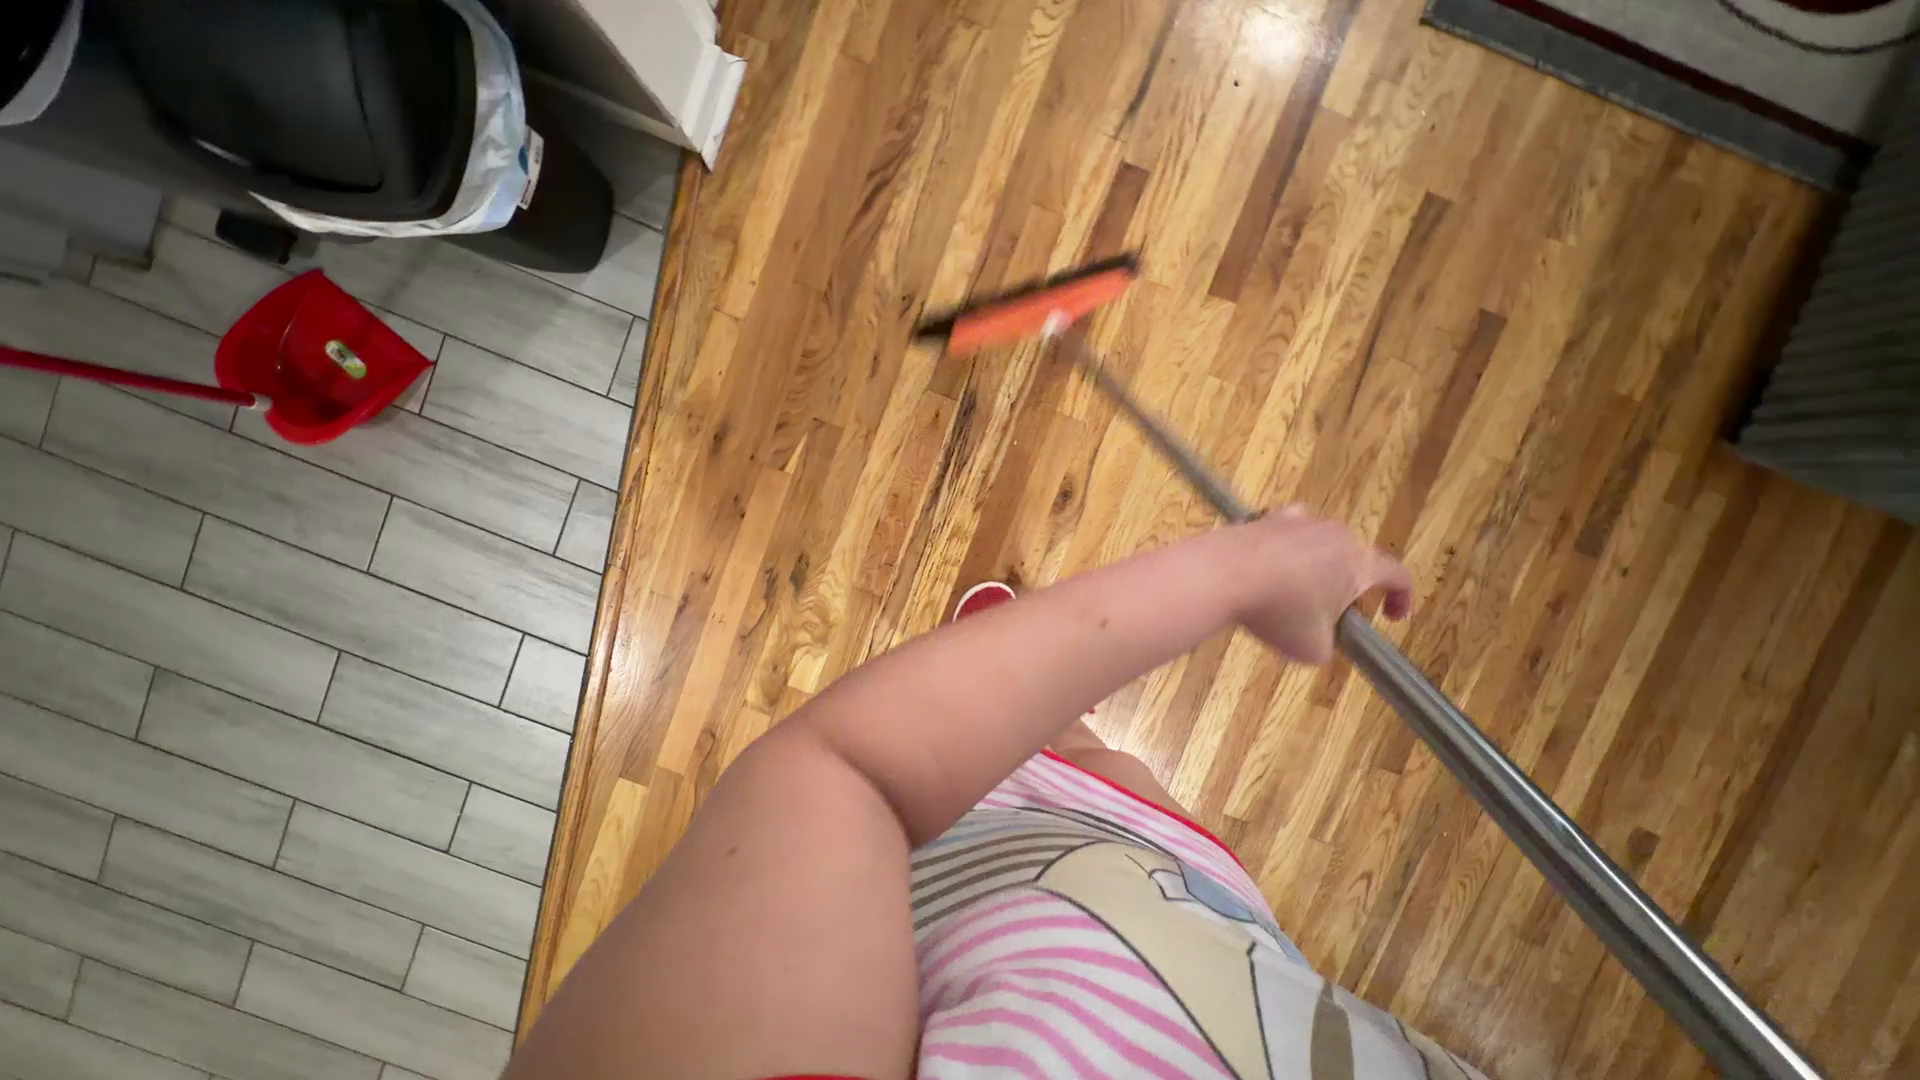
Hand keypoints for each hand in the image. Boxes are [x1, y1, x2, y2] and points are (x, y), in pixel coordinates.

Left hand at [1225, 506, 1411, 663]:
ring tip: (1294, 592)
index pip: (1398, 575)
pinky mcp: (1265, 517)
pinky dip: (1284, 550)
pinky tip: (1269, 567)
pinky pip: (1286, 533)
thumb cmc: (1278, 611)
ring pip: (1320, 542)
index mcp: (1360, 562)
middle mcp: (1336, 533)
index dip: (1402, 598)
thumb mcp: (1312, 648)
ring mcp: (1299, 520)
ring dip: (1316, 565)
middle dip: (1349, 585)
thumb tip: (1321, 640)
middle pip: (1356, 557)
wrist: (1222, 574)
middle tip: (1331, 611)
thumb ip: (1328, 644)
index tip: (1392, 617)